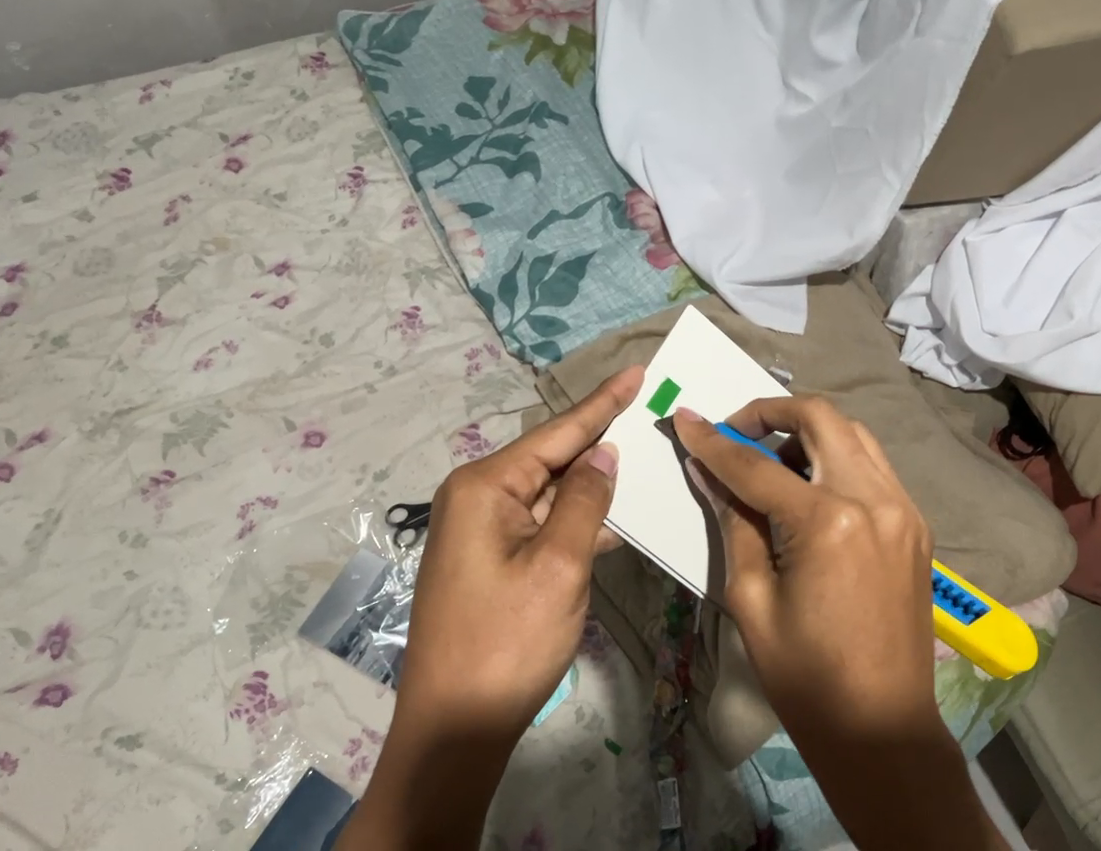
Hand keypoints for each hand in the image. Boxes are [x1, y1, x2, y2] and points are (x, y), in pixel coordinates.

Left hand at [393, 365, 643, 742]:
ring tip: (640, 453)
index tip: (636, 370)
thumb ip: (586, 502)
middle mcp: (476, 498)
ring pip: (549, 492)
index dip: (602, 402)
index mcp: (485, 487)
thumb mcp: (559, 567)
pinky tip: (613, 512)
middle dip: (599, 438)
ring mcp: (481, 531)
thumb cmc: (507, 643)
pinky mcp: (490, 560)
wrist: (454, 729)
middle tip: (646, 409)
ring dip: (592, 482)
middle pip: (551, 457)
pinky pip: (541, 523)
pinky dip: (576, 518)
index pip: (557, 432)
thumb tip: (603, 454)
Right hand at [674, 400, 1007, 849]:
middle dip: (770, 413)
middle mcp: (874, 499)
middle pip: (821, 418)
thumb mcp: (751, 599)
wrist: (883, 728)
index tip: (684, 421)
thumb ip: (733, 523)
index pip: (757, 465)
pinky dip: (836, 459)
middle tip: (736, 434)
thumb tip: (709, 472)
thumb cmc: (806, 676)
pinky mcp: (916, 525)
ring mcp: (904, 509)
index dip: (714, 442)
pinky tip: (808, 491)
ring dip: (808, 433)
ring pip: (854, 435)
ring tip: (770, 462)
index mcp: (829, 522)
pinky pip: (873, 467)